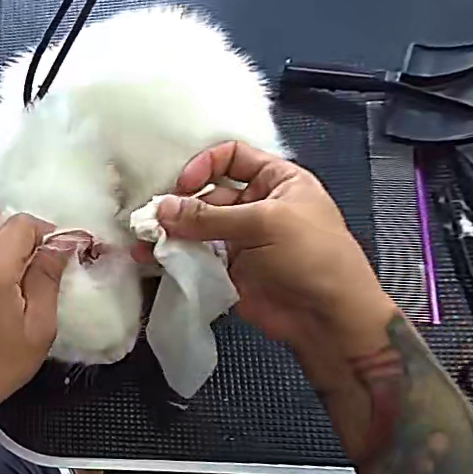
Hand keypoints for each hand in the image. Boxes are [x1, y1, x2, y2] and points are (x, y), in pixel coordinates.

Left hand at [0, 213, 69, 439]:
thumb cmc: (0, 364)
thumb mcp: (39, 326)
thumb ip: (49, 277)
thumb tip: (65, 243)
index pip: (24, 224)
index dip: (50, 233)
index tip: (67, 254)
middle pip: (4, 222)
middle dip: (33, 235)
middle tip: (52, 264)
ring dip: (15, 244)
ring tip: (34, 275)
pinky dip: (0, 254)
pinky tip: (14, 283)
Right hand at [156, 142, 395, 356]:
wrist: (328, 317)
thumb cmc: (314, 256)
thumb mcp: (265, 223)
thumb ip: (210, 216)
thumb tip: (164, 209)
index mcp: (276, 180)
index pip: (233, 157)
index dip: (205, 165)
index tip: (183, 185)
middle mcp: (257, 206)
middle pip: (208, 194)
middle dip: (180, 205)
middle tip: (153, 220)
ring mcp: (242, 240)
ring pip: (198, 229)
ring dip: (172, 233)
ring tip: (144, 241)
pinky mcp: (231, 270)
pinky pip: (198, 258)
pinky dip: (176, 258)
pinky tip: (154, 261)